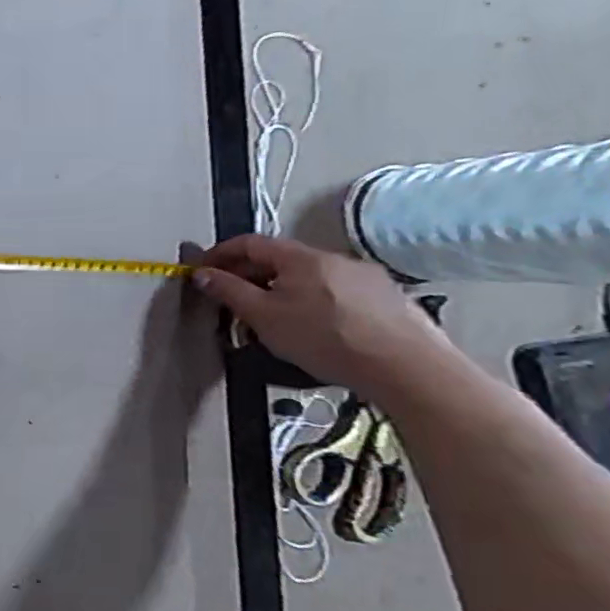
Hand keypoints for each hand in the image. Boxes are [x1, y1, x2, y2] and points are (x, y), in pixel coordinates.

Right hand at [192, 234, 453, 391]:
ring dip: (280, 291)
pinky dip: (311, 302)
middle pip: (280, 260)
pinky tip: (312, 328)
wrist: (407, 368)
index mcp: (302, 257)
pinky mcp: (387, 300)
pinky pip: (335, 292)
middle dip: (249, 276)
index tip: (202, 271)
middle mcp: (336, 259)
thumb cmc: (325, 338)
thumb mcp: (262, 315)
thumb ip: (227, 290)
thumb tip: (202, 273)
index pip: (250, 243)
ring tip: (271, 320)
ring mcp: (367, 278)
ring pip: (308, 277)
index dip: (220, 254)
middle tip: (231, 301)